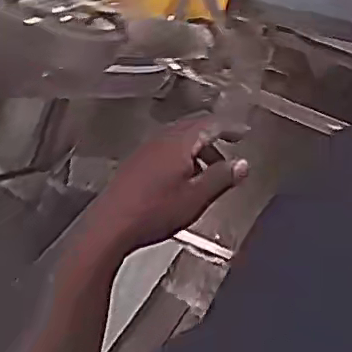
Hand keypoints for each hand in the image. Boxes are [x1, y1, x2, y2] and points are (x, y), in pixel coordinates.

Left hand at [75, 116, 246, 263]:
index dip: (230, 127)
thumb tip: (242, 164)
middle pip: (194, 127)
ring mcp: (146, 149)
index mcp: (180, 141)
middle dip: (214, 135)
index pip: (211, 124)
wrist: (108, 227)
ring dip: (197, 149)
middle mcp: (162, 138)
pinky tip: (182, 178)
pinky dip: (181, 157)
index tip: (243, 132)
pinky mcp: (135, 163)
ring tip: (209, 169)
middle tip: (229, 144)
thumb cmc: (153, 211)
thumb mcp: (196, 197)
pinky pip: (165, 149)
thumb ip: (222, 177)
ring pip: (179, 139)